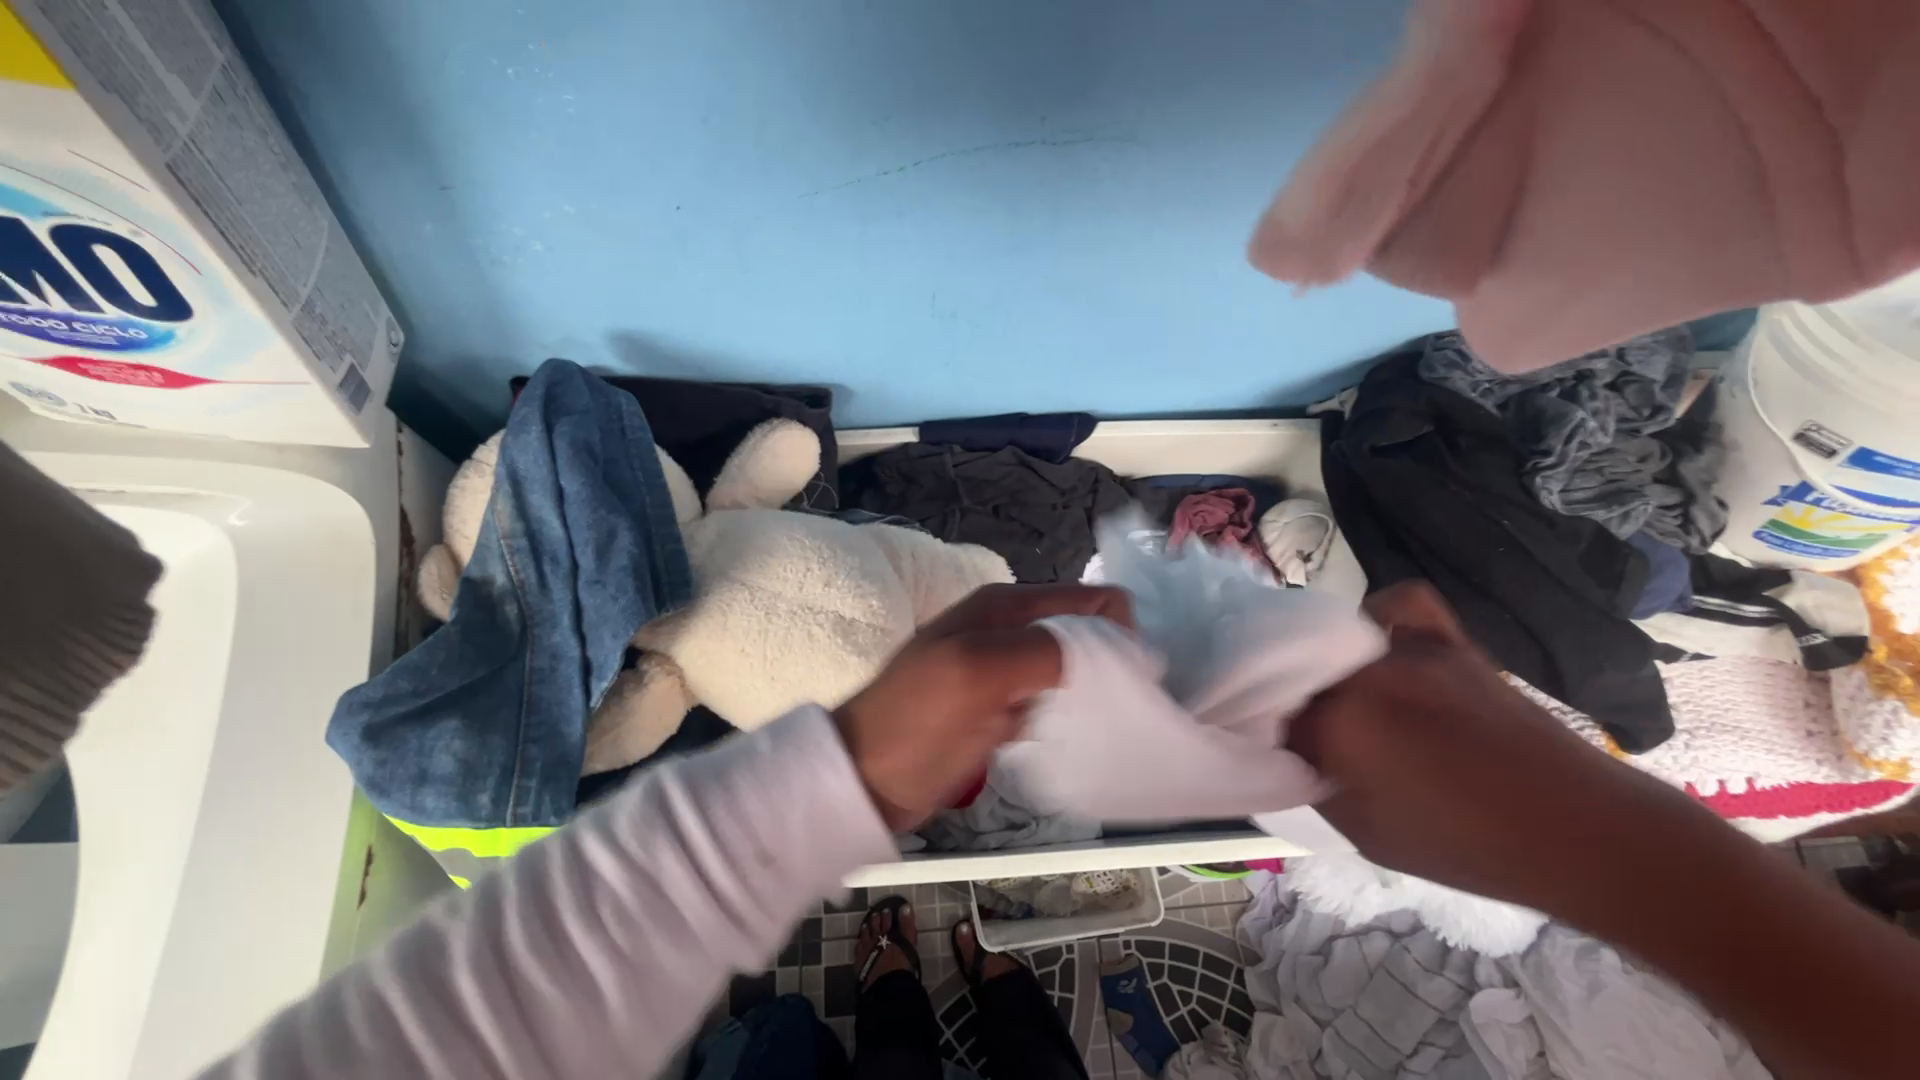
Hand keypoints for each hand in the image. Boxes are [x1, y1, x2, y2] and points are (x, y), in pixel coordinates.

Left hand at [833, 583, 1132, 831]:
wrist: (864, 779)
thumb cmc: (916, 722)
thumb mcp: (978, 672)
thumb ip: (1044, 651)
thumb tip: (1110, 654)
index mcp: (1006, 606)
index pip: (1093, 600)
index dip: (1121, 635)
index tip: (1133, 683)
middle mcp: (1009, 628)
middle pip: (1087, 633)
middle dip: (1112, 666)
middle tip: (1120, 712)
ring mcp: (1003, 669)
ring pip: (1074, 670)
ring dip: (1092, 695)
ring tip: (1099, 728)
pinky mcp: (1000, 707)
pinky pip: (1052, 702)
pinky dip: (1067, 717)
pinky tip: (1066, 740)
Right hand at [1288, 581, 1691, 907]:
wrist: (1585, 833)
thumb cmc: (1471, 848)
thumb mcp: (1367, 835)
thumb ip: (1313, 784)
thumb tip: (1289, 752)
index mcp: (1341, 726)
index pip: (1270, 714)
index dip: (1268, 734)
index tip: (1278, 754)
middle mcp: (1367, 674)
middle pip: (1295, 672)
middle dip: (1293, 701)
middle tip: (1309, 734)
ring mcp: (1412, 650)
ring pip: (1333, 637)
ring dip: (1322, 663)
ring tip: (1337, 695)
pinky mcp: (1451, 642)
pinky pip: (1400, 604)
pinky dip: (1378, 615)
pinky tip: (1377, 645)